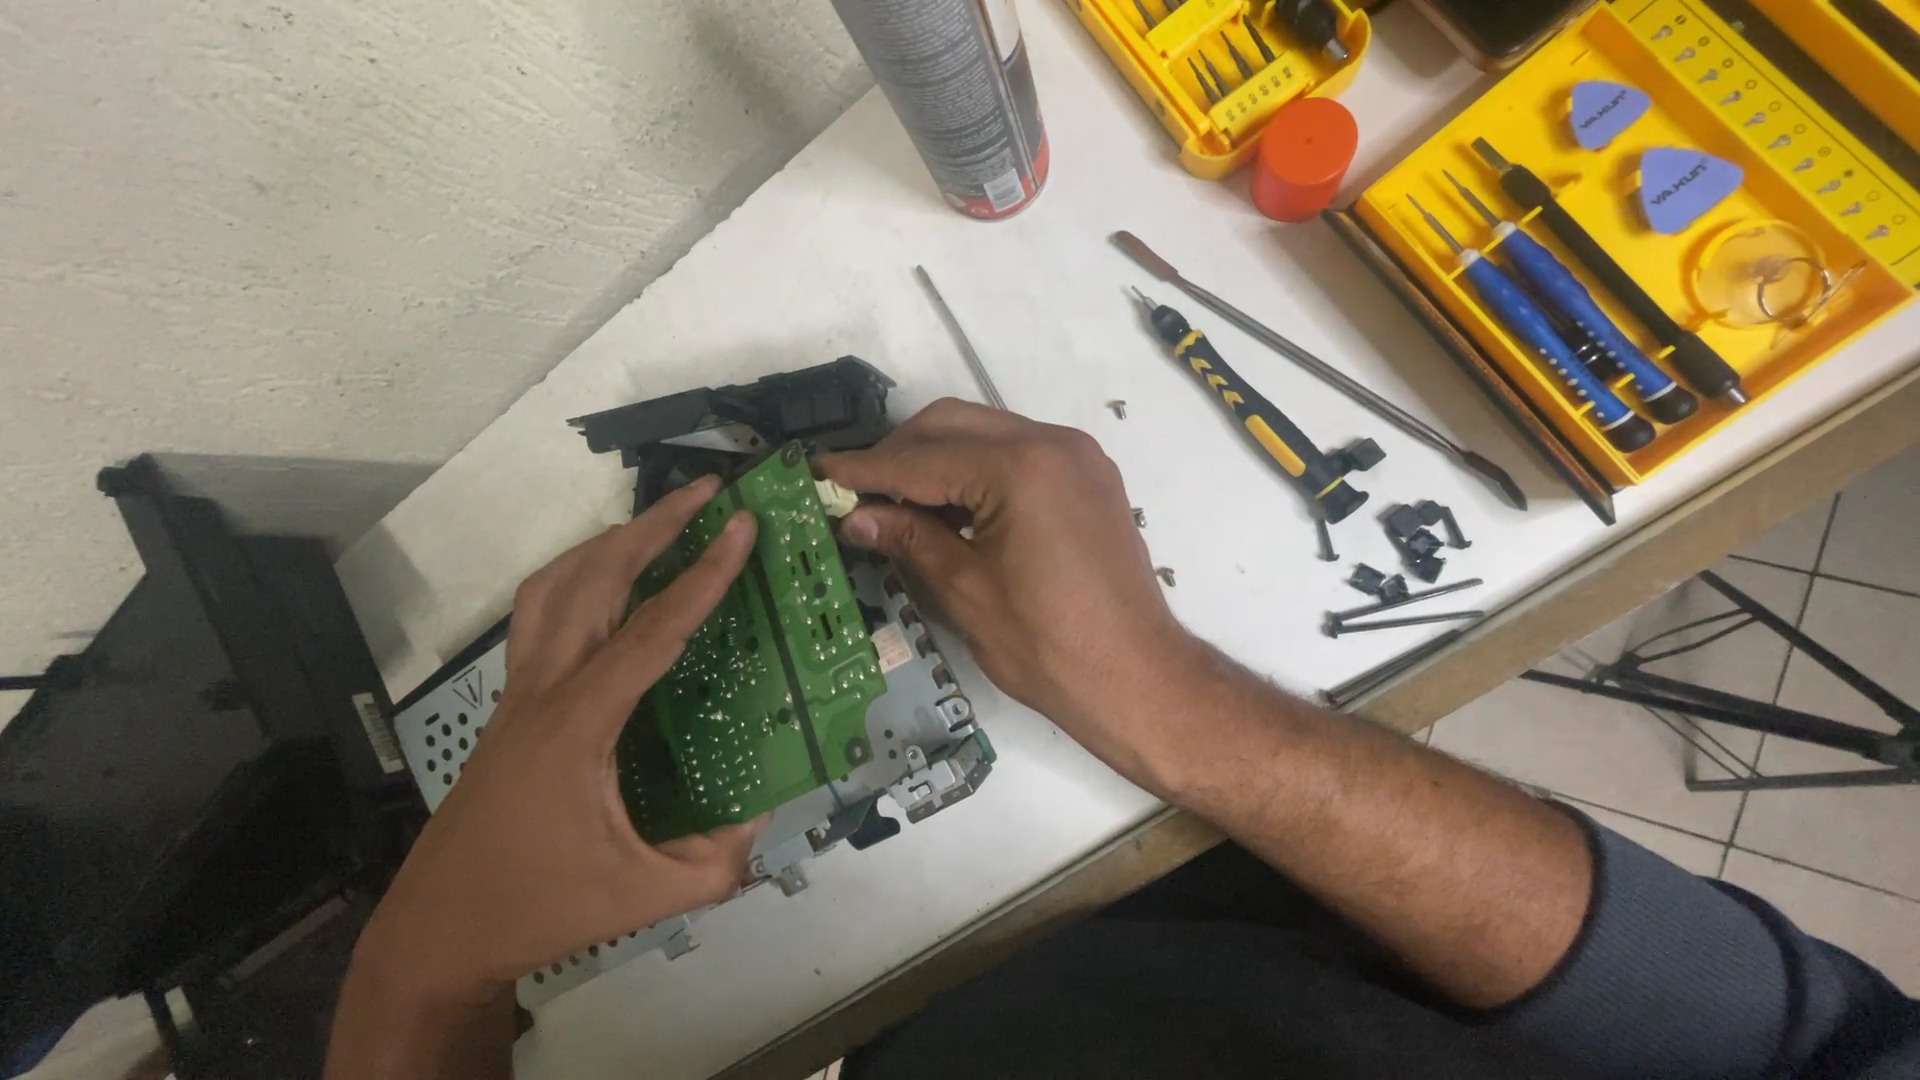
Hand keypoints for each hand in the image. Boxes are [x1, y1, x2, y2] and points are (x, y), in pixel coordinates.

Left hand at [349, 476, 763, 1007]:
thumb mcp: (650, 895)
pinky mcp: (512, 701)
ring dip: (609, 542)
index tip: (740, 526)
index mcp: (580, 724)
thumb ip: (721, 858)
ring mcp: (519, 690)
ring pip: (554, 585)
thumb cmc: (543, 907)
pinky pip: (540, 613)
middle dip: (653, 525)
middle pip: (593, 579)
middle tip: (707, 492)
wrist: (440, 932)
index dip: (703, 574)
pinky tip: (607, 582)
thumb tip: (769, 809)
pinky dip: (577, 575)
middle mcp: (544, 689)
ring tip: (661, 520)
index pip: (651, 630)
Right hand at [820, 400, 1203, 778]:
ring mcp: (1078, 456)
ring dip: (938, 459)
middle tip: (860, 492)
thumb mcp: (966, 590)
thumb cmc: (1047, 645)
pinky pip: (1019, 452)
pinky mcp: (1090, 476)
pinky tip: (951, 506)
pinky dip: (978, 469)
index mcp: (1021, 468)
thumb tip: (855, 516)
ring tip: (899, 503)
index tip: (823, 471)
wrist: (1136, 678)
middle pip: (954, 424)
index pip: (923, 458)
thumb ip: (909, 538)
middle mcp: (1054, 442)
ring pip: (987, 432)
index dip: (867, 469)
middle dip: (901, 453)